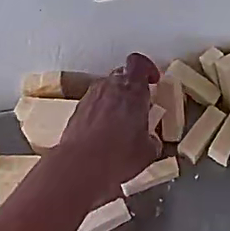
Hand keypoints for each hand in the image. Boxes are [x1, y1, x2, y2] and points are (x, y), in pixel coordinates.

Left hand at [56, 53, 161, 192]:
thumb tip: (151, 142)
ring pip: (106, 90)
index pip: (139, 63)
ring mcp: (91, 98)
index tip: (153, 79)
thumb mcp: (148, 151)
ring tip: (121, 122)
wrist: (79, 167)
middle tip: (139, 104)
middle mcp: (110, 88)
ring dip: (115, 100)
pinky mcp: (76, 112)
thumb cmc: (116, 155)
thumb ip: (152, 140)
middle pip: (122, 75)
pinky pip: (93, 105)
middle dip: (132, 87)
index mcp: (133, 90)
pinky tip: (105, 134)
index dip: (147, 68)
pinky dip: (100, 113)